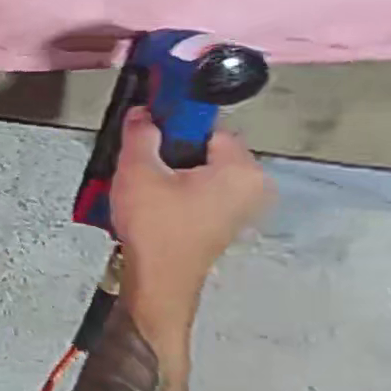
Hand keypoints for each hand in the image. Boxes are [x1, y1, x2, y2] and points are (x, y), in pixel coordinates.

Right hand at [112, 109, 270, 338]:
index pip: (210, 128)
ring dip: (168, 171)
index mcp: (243, 169)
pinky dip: (174, 190)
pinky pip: (198, 192)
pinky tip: (148, 201)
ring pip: (199, 172)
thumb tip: (142, 111)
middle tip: (137, 162)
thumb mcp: (138, 172)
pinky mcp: (223, 224)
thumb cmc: (155, 224)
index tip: (146, 128)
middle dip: (169, 151)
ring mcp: (241, 208)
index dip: (175, 125)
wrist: (156, 279)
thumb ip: (141, 135)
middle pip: (205, 150)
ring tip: (137, 183)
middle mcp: (253, 187)